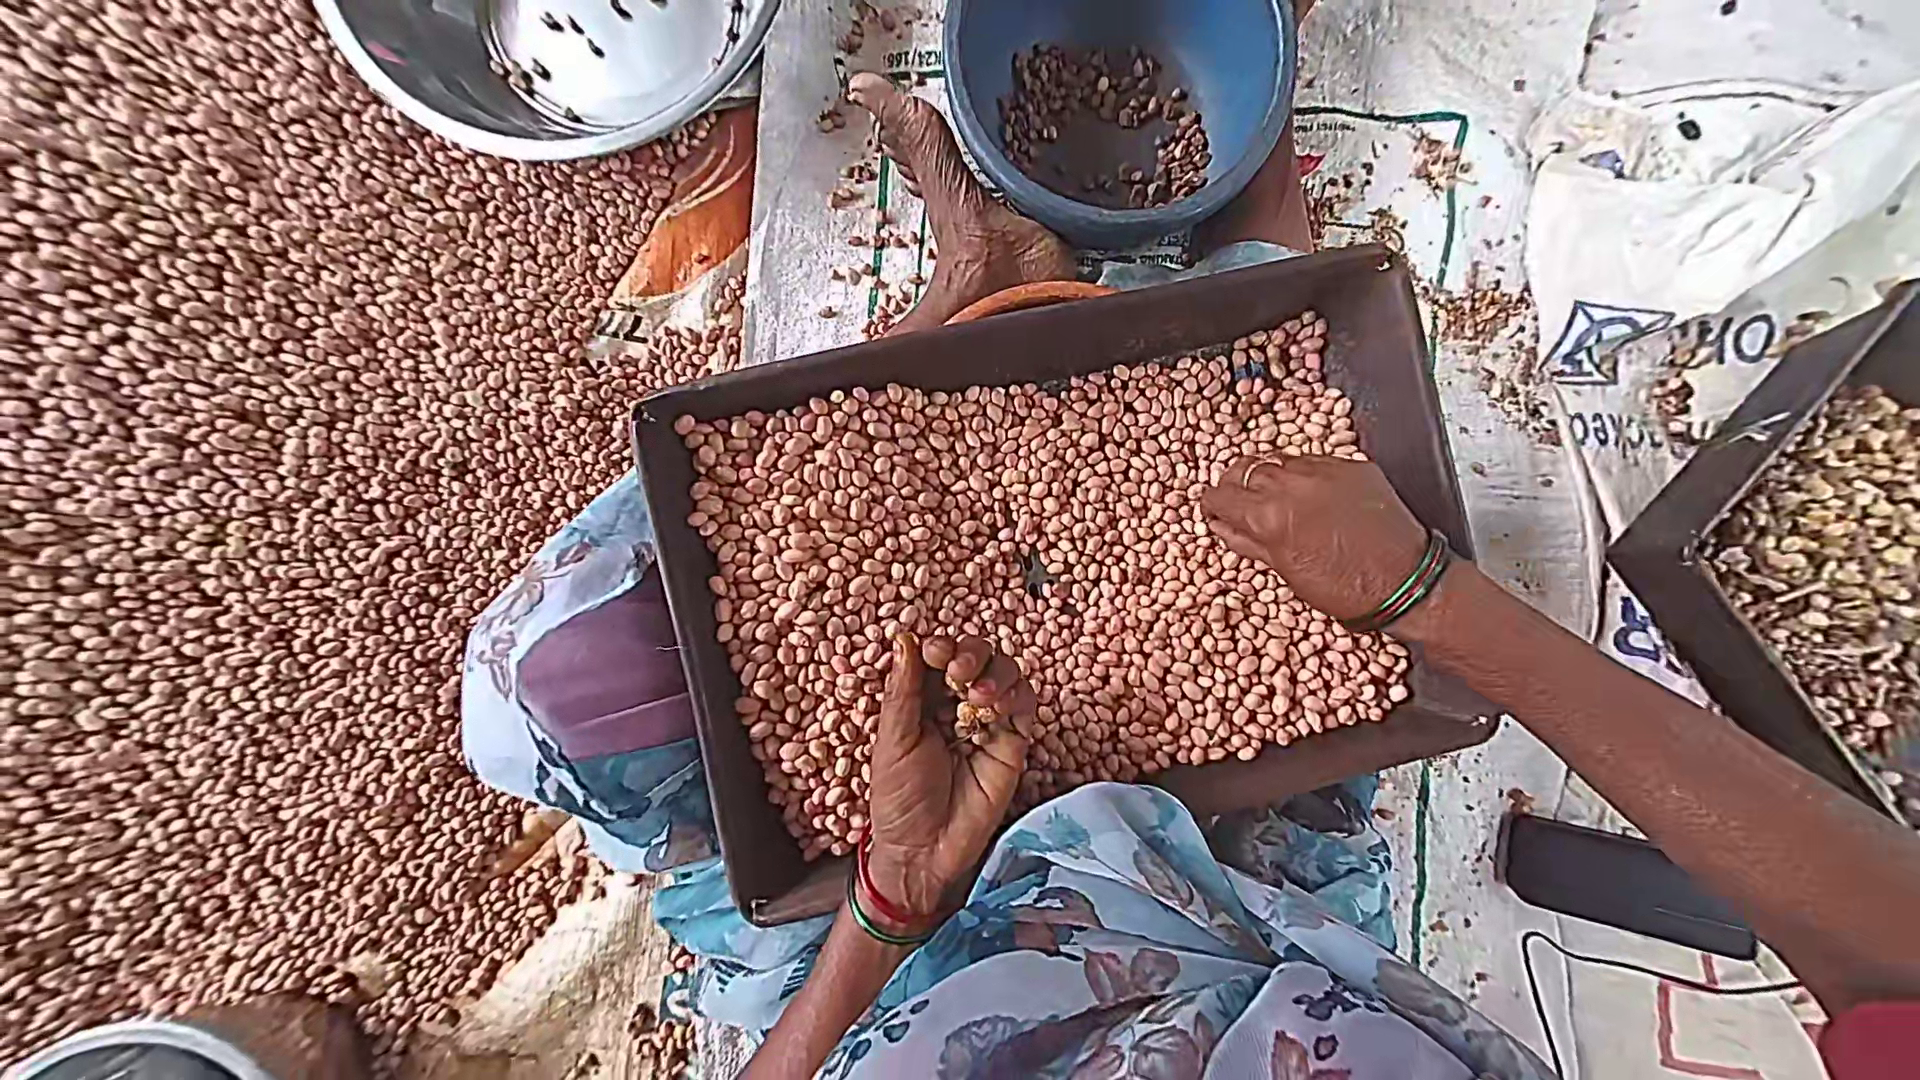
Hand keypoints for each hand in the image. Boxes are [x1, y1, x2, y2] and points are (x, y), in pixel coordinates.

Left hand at [864, 633, 1034, 921]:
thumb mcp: (893, 741)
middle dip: (971, 653)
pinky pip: (1025, 706)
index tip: (934, 651)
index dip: (941, 646)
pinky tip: (997, 708)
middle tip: (958, 671)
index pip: (940, 654)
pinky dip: (1016, 697)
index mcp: (924, 696)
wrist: (923, 853)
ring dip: (995, 673)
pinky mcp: (1012, 742)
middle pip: (977, 655)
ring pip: (1005, 673)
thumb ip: (903, 690)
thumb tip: (905, 639)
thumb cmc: (899, 798)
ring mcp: (988, 720)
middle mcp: (958, 702)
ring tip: (978, 694)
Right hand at [1200, 455, 1430, 622]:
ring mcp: (1323, 472)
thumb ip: (1246, 541)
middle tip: (1240, 502)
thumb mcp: (1282, 569)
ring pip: (1276, 461)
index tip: (1215, 510)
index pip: (1219, 495)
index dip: (1212, 504)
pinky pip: (1312, 461)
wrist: (1405, 583)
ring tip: (1276, 497)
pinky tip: (1310, 495)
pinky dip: (1302, 474)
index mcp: (1267, 517)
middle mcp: (1291, 486)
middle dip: (1236, 486)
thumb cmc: (1343, 587)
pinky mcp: (1351, 466)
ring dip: (1268, 476)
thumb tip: (1222, 525)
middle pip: (1243, 470)